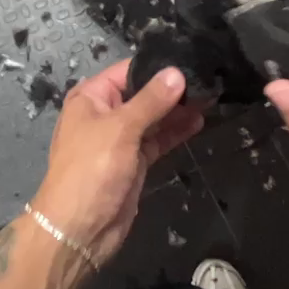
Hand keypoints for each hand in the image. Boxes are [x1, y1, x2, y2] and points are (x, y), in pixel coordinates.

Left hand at [30, 60, 203, 262]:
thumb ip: (151, 100)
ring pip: (152, 118)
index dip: (156, 67)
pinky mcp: (133, 161)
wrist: (80, 228)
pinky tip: (197, 121)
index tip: (189, 60)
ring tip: (209, 98)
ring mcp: (120, 139)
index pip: (127, 71)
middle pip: (141, 94)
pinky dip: (174, 132)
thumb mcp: (121, 128)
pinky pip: (156, 140)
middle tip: (206, 80)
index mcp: (91, 96)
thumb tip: (176, 72)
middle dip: (170, 89)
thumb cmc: (92, 168)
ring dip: (176, 111)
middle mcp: (104, 112)